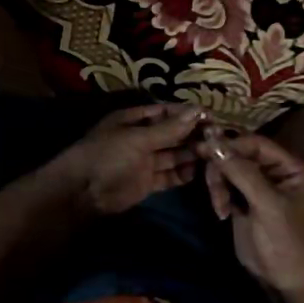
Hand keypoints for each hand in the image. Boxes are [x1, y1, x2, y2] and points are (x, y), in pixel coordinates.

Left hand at [53, 104, 205, 215]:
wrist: (82, 191)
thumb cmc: (106, 155)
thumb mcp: (137, 138)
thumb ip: (168, 128)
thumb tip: (198, 110)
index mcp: (132, 120)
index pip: (165, 112)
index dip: (187, 114)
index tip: (212, 116)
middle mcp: (140, 138)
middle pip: (172, 134)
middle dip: (194, 135)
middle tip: (221, 137)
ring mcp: (144, 161)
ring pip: (174, 154)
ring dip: (192, 154)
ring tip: (217, 153)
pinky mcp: (147, 182)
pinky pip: (170, 174)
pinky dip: (184, 173)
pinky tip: (202, 171)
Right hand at [197, 131, 303, 292]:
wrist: (283, 280)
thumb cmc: (285, 241)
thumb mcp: (266, 204)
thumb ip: (242, 172)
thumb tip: (214, 143)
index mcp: (292, 169)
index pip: (257, 145)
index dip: (231, 145)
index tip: (205, 150)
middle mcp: (275, 174)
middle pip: (238, 155)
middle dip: (222, 170)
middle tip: (212, 188)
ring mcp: (258, 188)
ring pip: (227, 170)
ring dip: (218, 185)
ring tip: (219, 207)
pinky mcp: (243, 201)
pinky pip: (224, 186)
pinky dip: (218, 196)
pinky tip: (221, 213)